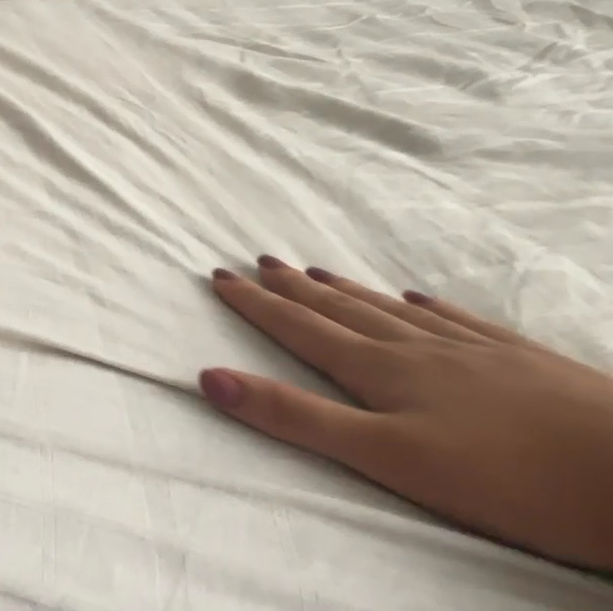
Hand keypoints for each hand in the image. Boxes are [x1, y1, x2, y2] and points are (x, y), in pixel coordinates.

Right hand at [203, 257, 612, 568]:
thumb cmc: (512, 479)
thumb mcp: (389, 458)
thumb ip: (296, 418)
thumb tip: (208, 377)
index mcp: (381, 372)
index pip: (300, 329)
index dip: (256, 304)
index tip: (220, 275)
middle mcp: (419, 351)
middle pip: (342, 312)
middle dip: (295, 289)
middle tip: (261, 260)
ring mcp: (478, 353)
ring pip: (394, 312)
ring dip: (350, 292)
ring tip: (317, 272)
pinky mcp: (531, 364)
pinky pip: (462, 323)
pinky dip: (429, 309)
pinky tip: (420, 299)